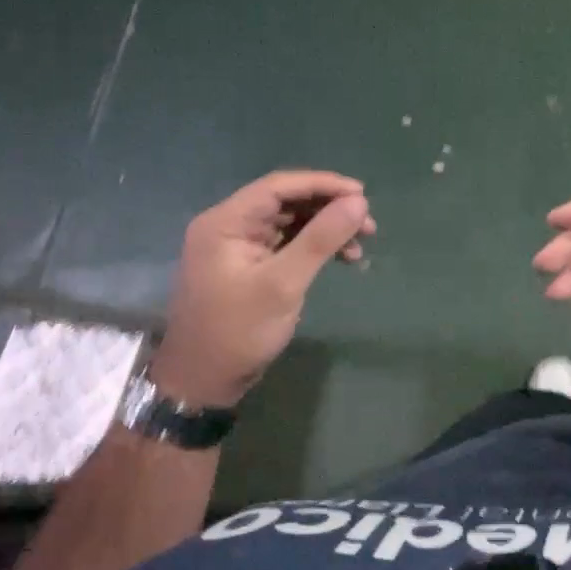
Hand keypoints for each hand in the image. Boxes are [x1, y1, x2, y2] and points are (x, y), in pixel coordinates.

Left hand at [152, 170, 374, 406]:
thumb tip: (359, 202)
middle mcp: (229, 227)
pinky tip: (344, 258)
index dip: (323, 184)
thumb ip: (320, 238)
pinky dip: (317, 246)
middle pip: (288, 201)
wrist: (202, 385)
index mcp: (225, 223)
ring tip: (361, 242)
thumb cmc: (237, 331)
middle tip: (368, 223)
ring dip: (328, 228)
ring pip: (292, 221)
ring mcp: (239, 247)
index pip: (279, 186)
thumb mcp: (283, 284)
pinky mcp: (250, 266)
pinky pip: (289, 242)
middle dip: (330, 208)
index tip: (362, 195)